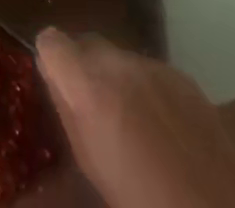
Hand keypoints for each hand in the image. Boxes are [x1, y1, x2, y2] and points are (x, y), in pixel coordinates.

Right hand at [37, 30, 234, 207]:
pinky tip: (162, 126)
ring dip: (116, 78)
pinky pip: (149, 71)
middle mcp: (118, 64)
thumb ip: (68, 111)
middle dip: (83, 66)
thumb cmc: (143, 201)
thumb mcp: (89, 162)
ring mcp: (154, 67)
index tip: (56, 80)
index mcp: (88, 86)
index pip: (51, 41)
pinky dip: (146, 88)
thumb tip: (55, 79)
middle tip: (93, 106)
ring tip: (132, 121)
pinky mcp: (183, 77)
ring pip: (119, 57)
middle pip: (86, 43)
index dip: (51, 58)